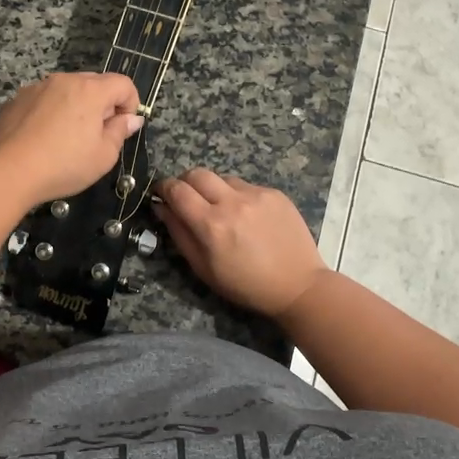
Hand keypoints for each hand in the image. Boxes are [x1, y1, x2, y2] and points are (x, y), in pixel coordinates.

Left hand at [0, 72, 143, 204]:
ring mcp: (38, 87)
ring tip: (68, 137)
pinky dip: (51, 111)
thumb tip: (131, 119)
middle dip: (103, 104)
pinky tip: (43, 137)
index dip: (130, 104)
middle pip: (95, 83)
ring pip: (67, 89)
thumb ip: (120, 132)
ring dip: (76, 106)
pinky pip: (44, 98)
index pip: (123, 84)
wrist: (9, 172)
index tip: (122, 127)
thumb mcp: (103, 156)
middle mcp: (64, 80)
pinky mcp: (17, 99)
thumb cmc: (64, 165)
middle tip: (97, 134)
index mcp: (91, 90)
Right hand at [154, 169, 327, 318]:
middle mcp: (232, 202)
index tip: (160, 193)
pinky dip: (238, 196)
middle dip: (185, 181)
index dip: (163, 188)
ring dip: (213, 188)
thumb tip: (161, 207)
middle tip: (186, 197)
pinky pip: (246, 186)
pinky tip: (247, 216)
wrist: (298, 285)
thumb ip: (179, 234)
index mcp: (211, 224)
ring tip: (220, 209)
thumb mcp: (204, 268)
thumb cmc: (245, 285)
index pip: (177, 190)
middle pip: (197, 173)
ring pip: (222, 177)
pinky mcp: (274, 193)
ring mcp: (256, 194)